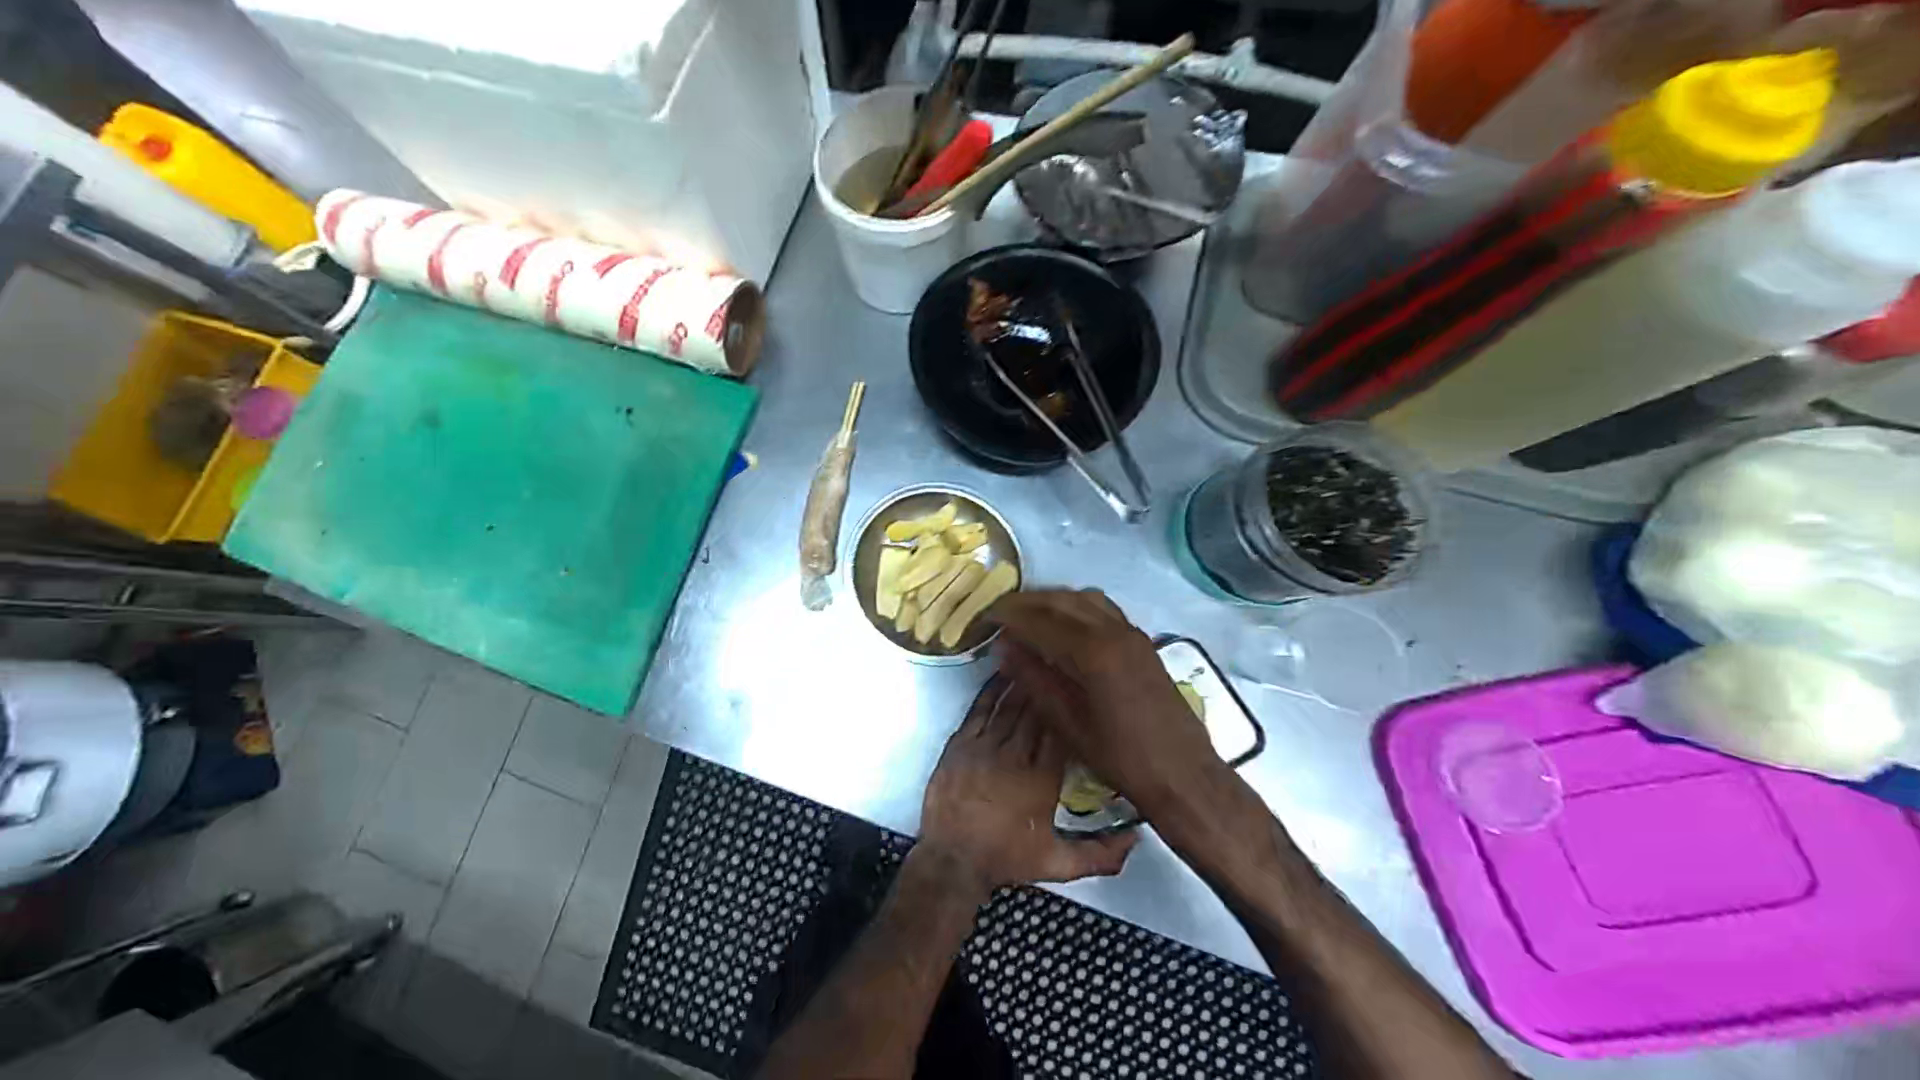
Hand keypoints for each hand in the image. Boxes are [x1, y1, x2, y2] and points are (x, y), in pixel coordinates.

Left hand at [919, 673, 1136, 893]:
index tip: (1082, 690)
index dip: (1071, 710)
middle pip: (1037, 713)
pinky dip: (992, 690)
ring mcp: (985, 747)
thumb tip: (1135, 839)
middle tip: (1063, 664)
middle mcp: (1016, 756)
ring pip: (1010, 706)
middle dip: (1051, 689)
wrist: (951, 861)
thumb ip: (1100, 854)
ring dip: (1025, 684)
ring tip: (1039, 660)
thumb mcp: (1057, 864)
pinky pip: (980, 709)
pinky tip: (1003, 675)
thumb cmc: (1005, 859)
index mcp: (1042, 779)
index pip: (1062, 734)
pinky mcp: (960, 744)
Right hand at [988, 589, 1223, 816]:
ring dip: (1052, 601)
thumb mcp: (1068, 724)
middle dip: (1026, 602)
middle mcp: (1113, 630)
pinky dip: (1076, 607)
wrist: (1183, 773)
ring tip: (1027, 618)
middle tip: (999, 615)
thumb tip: (1004, 649)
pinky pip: (1103, 609)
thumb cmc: (1122, 757)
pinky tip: (1064, 629)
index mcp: (1093, 651)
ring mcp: (1131, 633)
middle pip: (1061, 600)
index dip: (1008, 616)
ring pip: (1084, 598)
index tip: (984, 618)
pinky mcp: (1142, 642)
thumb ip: (1035, 680)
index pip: (1039, 620)